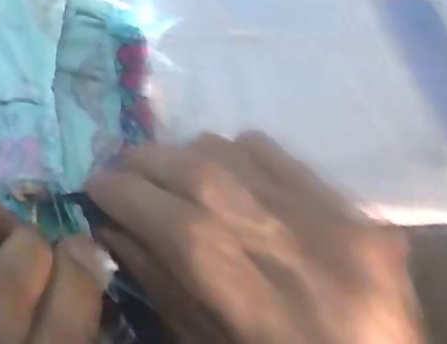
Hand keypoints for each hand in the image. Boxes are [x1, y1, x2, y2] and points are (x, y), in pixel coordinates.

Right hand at [85, 132, 424, 343]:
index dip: (115, 193)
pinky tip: (229, 182)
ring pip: (220, 149)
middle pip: (188, 171)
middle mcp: (284, 245)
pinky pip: (267, 149)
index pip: (159, 215)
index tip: (92, 188)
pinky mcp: (354, 212)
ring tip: (172, 179)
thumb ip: (159, 283)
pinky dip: (232, 154)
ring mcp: (326, 222)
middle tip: (121, 175)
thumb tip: (109, 221)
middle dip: (139, 164)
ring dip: (180, 157)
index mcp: (248, 297)